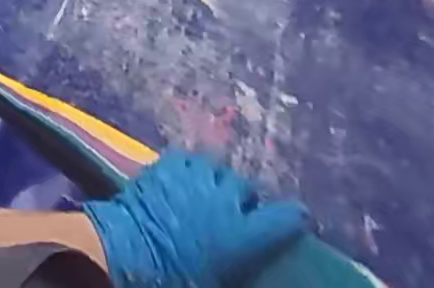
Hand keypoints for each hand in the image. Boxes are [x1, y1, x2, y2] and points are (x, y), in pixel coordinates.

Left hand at [83, 154, 309, 287]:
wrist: (133, 248)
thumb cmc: (179, 279)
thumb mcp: (223, 283)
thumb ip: (244, 266)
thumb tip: (246, 262)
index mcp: (245, 235)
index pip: (286, 218)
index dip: (295, 218)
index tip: (300, 219)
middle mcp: (226, 199)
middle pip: (246, 186)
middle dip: (243, 197)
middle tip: (235, 210)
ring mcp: (196, 175)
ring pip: (216, 166)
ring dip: (216, 177)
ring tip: (208, 190)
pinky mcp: (169, 162)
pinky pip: (188, 158)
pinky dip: (190, 167)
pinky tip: (184, 178)